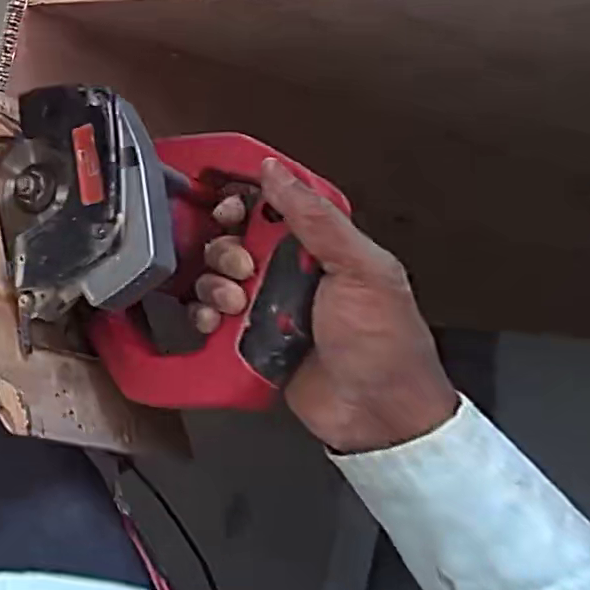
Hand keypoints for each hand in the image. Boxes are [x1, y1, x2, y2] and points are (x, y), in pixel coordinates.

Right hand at [187, 159, 458, 453]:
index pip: (265, 207)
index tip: (230, 211)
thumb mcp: (363, 272)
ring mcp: (262, 303)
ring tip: (235, 304)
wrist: (379, 420)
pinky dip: (203, 315)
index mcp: (316, 248)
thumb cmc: (385, 346)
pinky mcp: (242, 335)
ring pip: (211, 274)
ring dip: (214, 285)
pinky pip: (204, 312)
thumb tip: (275, 169)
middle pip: (229, 238)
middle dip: (224, 249)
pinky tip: (218, 323)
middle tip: (243, 269)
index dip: (240, 203)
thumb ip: (318, 219)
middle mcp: (284, 270)